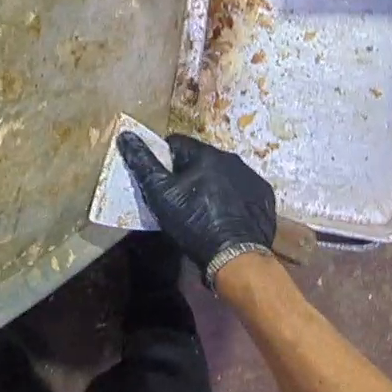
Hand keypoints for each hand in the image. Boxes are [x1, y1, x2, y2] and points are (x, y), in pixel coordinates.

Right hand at [116, 132, 276, 287]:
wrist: (236, 257)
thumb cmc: (193, 222)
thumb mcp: (161, 194)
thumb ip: (143, 163)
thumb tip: (126, 135)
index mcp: (206, 154)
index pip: (176, 144)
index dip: (163, 160)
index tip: (159, 180)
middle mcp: (232, 159)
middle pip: (201, 159)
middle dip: (188, 173)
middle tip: (178, 198)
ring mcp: (252, 178)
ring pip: (223, 174)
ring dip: (211, 185)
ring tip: (202, 210)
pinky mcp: (264, 197)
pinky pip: (242, 190)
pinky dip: (232, 199)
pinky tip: (225, 217)